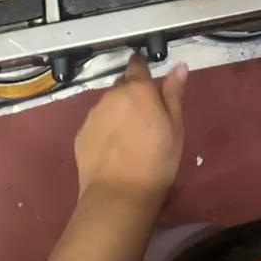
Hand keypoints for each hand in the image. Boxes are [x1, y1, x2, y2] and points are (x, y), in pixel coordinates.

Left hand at [72, 57, 187, 206]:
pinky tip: (112, 152)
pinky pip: (95, 125)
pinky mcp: (81, 134)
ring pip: (108, 106)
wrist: (119, 195)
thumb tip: (179, 66)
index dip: (142, 70)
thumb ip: (174, 93)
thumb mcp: (175, 127)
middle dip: (131, 95)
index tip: (148, 82)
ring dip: (116, 113)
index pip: (137, 65)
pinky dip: (103, 131)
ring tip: (127, 139)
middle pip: (122, 87)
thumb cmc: (156, 160)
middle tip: (143, 119)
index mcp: (138, 89)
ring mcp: (93, 114)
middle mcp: (112, 95)